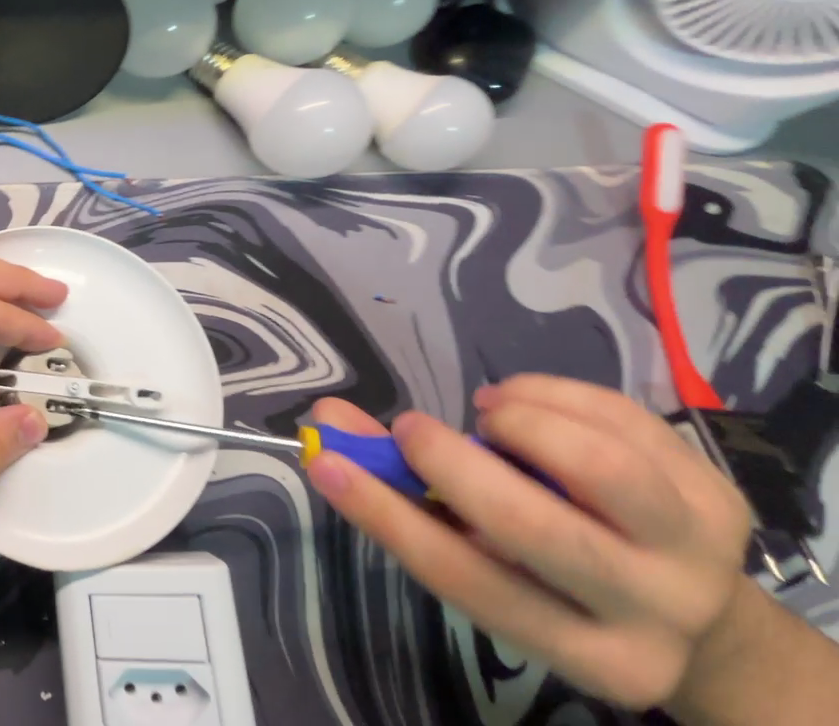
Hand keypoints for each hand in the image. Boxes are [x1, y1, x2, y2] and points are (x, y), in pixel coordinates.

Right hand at [305, 375, 752, 709]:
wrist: (692, 611)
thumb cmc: (549, 582)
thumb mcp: (479, 558)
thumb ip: (402, 495)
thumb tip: (328, 424)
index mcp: (583, 651)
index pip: (463, 577)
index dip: (384, 515)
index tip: (324, 462)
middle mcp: (652, 613)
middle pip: (535, 527)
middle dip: (451, 461)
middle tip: (410, 429)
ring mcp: (700, 552)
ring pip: (598, 466)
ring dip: (516, 421)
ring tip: (484, 415)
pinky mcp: (722, 495)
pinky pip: (623, 418)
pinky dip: (548, 393)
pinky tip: (517, 404)